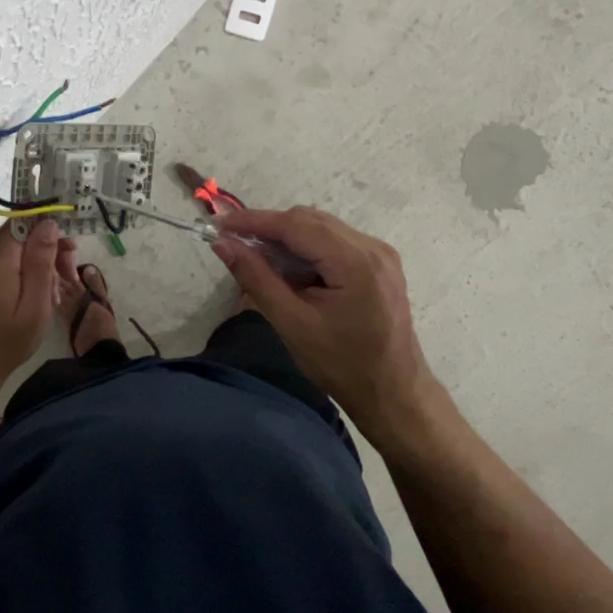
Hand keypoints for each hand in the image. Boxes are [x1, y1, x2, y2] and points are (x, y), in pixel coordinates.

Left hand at [0, 219, 61, 387]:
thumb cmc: (2, 345)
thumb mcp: (33, 308)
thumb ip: (40, 263)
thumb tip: (48, 222)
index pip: (26, 220)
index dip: (51, 231)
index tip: (70, 254)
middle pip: (20, 234)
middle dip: (47, 251)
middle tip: (67, 280)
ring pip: (12, 249)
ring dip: (35, 265)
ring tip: (51, 298)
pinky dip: (19, 274)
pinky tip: (31, 299)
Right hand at [211, 207, 433, 432]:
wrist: (393, 393)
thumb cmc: (342, 365)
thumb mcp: (292, 324)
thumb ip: (256, 278)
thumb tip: (223, 244)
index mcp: (356, 262)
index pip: (296, 225)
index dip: (254, 220)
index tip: (219, 224)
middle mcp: (372, 248)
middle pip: (309, 220)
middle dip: (268, 227)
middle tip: (231, 243)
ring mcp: (379, 254)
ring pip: (320, 227)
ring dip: (285, 237)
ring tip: (253, 256)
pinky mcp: (378, 264)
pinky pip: (333, 241)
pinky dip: (304, 247)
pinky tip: (286, 268)